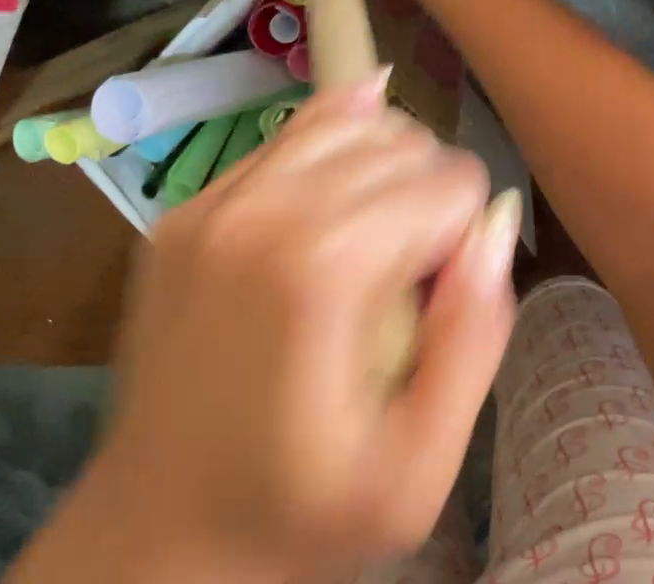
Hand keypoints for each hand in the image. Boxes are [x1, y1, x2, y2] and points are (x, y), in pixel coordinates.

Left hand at [12, 75, 518, 582]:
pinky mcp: (184, 210)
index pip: (450, 180)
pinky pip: (283, 139)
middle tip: (419, 266)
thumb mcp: (418, 469)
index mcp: (327, 270)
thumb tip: (496, 228)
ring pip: (344, 122)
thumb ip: (473, 339)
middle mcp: (264, 212)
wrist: (158, 531)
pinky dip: (329, 149)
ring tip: (384, 228)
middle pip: (399, 141)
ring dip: (384, 163)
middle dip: (432, 190)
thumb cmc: (299, 511)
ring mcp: (213, 204)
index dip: (469, 228)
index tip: (447, 286)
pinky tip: (344, 187)